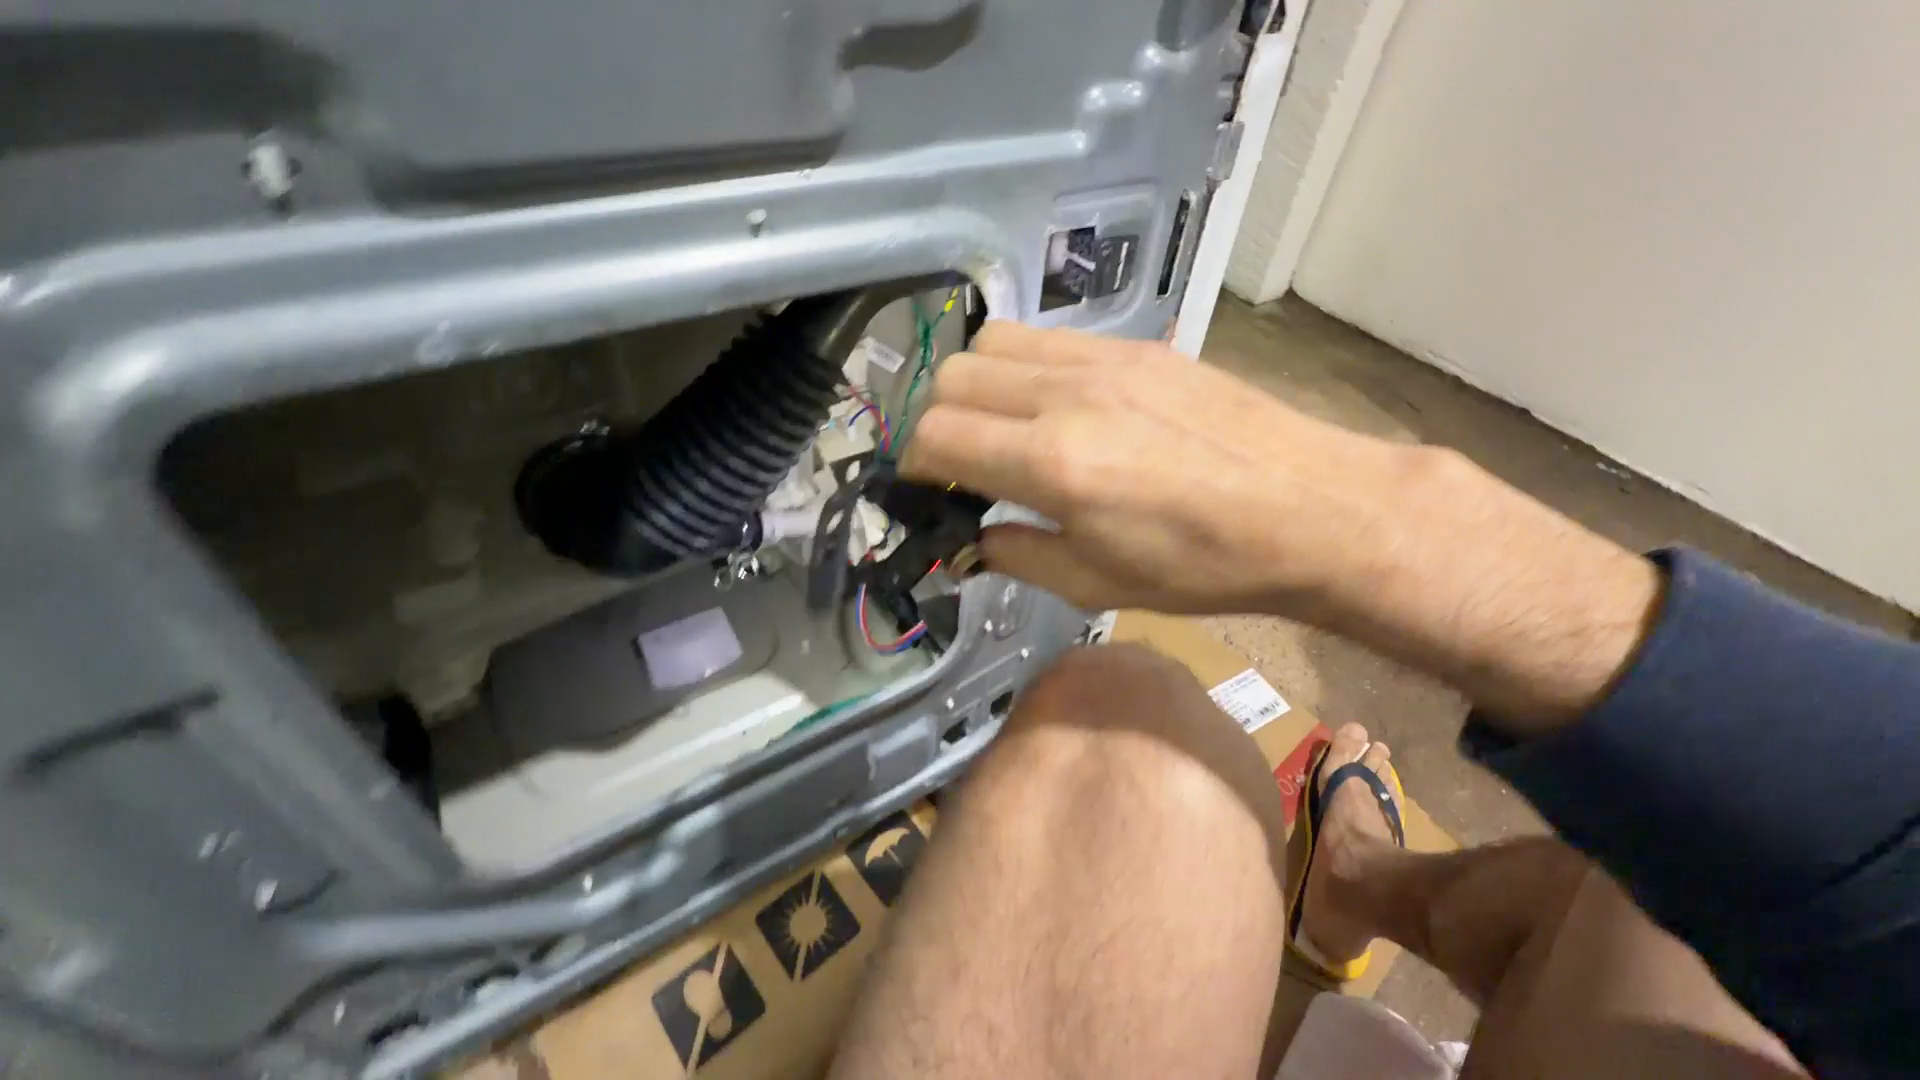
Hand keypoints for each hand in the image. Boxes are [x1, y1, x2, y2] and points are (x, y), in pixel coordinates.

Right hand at [898, 321, 1411, 615]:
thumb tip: (972, 537)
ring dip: (975, 385)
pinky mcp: (1136, 347)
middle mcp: (1067, 396)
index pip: (935, 436)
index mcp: (1054, 465)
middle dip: (936, 422)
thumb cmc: (1203, 566)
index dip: (915, 465)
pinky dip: (1023, 367)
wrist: (1307, 509)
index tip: (928, 488)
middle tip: (961, 463)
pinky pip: (1047, 338)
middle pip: (951, 378)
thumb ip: (1016, 556)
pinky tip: (1053, 406)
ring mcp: (1103, 360)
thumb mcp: (1097, 585)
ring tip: (1001, 427)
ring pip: (991, 343)